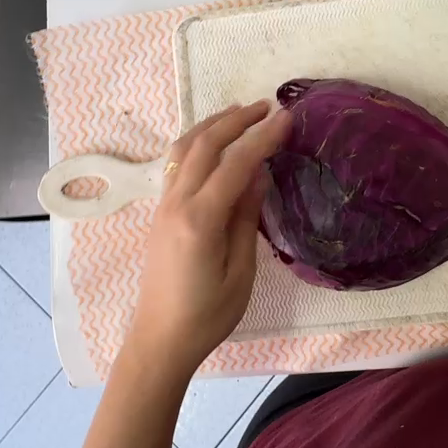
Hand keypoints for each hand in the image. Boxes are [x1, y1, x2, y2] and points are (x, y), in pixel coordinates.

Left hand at [123, 102, 292, 379]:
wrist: (160, 340)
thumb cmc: (207, 316)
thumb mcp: (241, 272)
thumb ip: (247, 218)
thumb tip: (258, 174)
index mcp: (200, 220)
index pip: (235, 164)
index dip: (263, 137)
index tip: (287, 117)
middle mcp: (177, 203)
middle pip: (204, 145)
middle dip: (236, 120)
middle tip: (267, 107)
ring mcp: (164, 205)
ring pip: (184, 148)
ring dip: (213, 125)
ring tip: (240, 113)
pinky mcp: (160, 212)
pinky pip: (177, 163)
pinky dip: (198, 142)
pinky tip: (214, 143)